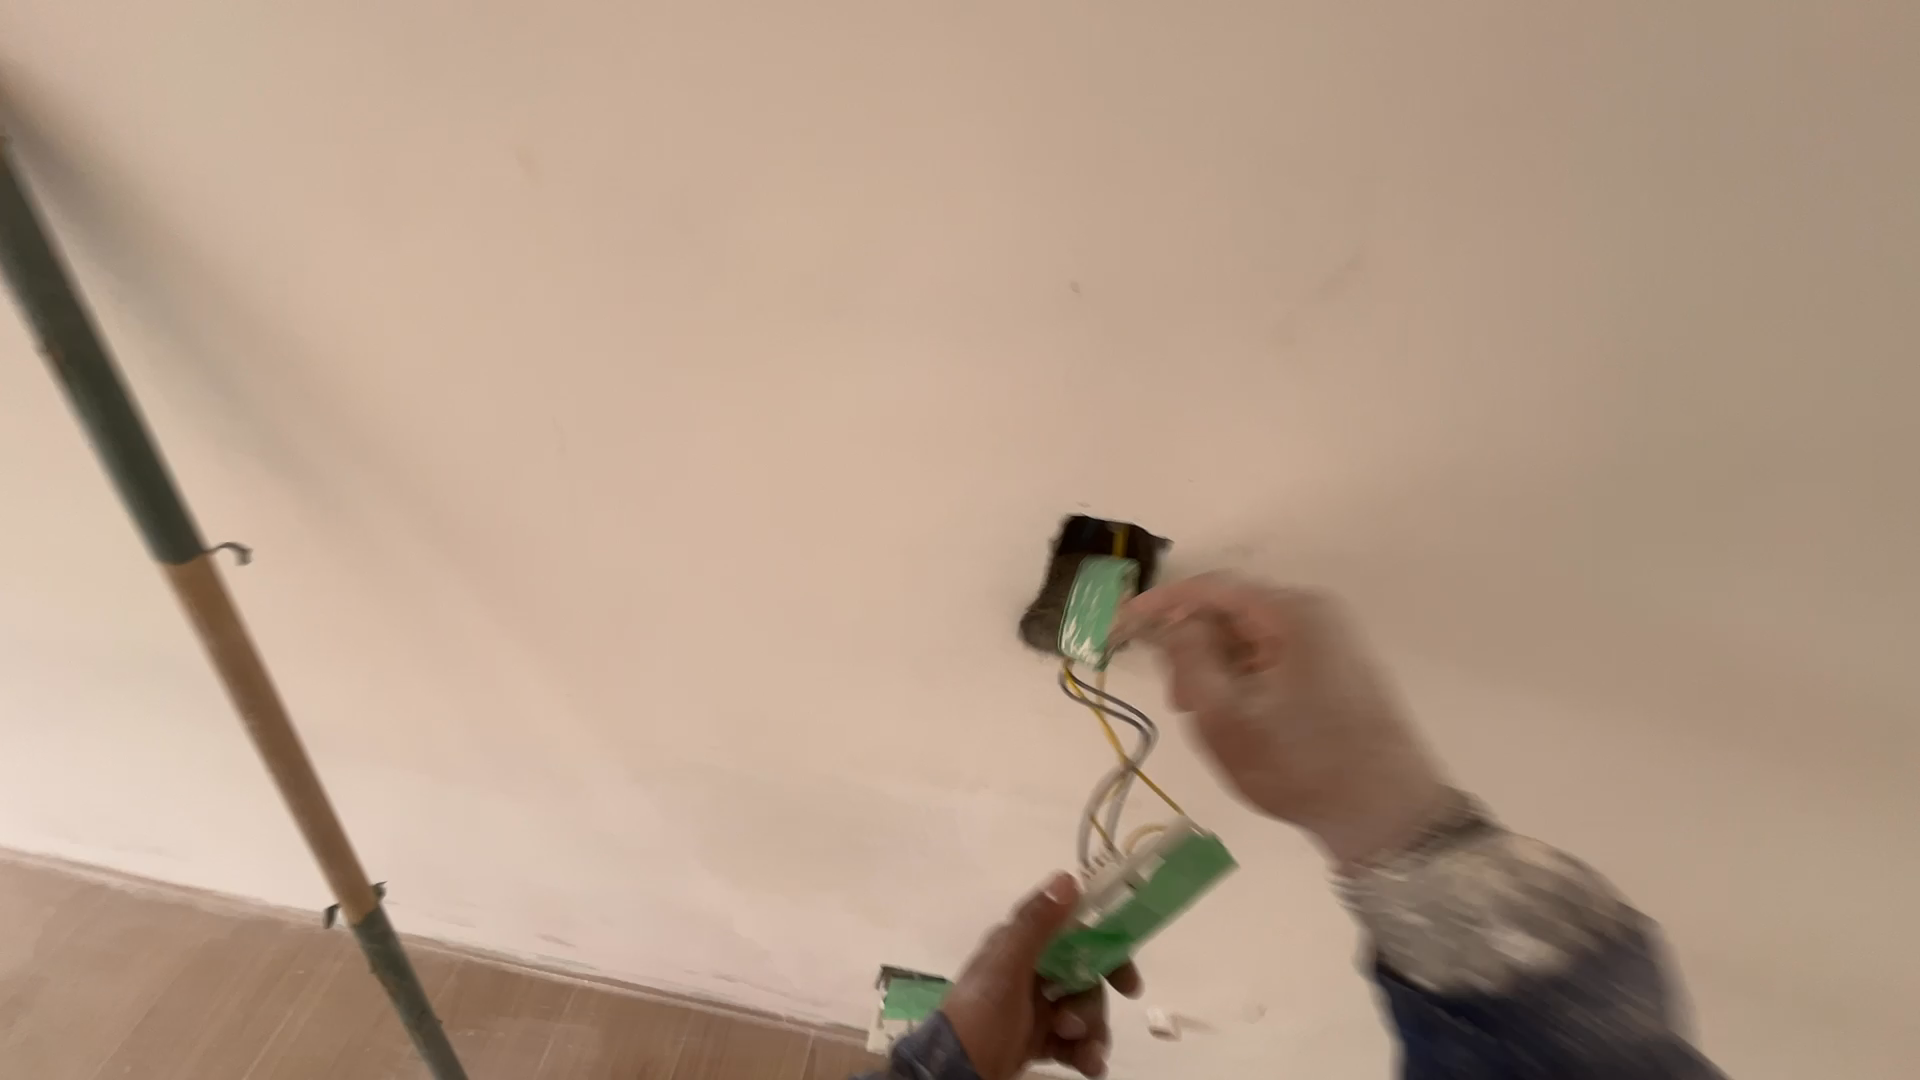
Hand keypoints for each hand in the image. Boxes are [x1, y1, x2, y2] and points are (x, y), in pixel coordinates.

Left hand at [939, 872, 1142, 1079]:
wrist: (956, 1073)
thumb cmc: (982, 1013)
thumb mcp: (1008, 966)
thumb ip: (1037, 924)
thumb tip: (1069, 878)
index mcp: (1021, 942)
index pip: (1073, 932)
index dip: (1105, 949)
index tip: (1127, 981)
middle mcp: (1030, 969)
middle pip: (1083, 976)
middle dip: (1092, 1001)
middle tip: (1084, 1026)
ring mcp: (1034, 1006)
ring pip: (1082, 1008)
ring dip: (1091, 1030)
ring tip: (1083, 1053)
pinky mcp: (1036, 1039)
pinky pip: (1073, 1041)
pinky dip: (1085, 1052)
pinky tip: (1090, 1067)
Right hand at [1115, 572, 1450, 868]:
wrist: (1390, 819)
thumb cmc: (1299, 764)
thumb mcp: (1224, 715)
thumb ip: (1188, 657)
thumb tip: (1175, 623)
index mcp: (1291, 613)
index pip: (1209, 589)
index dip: (1159, 604)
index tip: (1121, 624)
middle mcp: (1314, 615)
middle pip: (1230, 613)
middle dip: (1190, 648)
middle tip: (1175, 699)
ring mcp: (1329, 643)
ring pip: (1248, 638)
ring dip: (1215, 668)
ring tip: (1204, 716)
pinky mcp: (1335, 670)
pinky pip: (1271, 657)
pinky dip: (1241, 678)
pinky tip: (1233, 715)